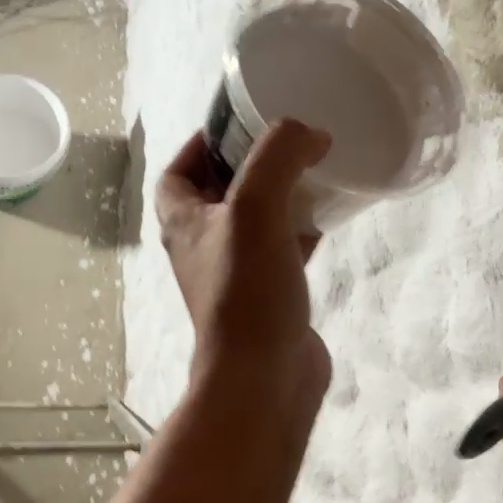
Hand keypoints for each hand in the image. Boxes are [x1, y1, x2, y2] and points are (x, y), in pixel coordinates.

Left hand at [155, 120, 333, 391]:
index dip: (200, 145)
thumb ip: (280, 156)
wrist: (263, 378)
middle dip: (247, 166)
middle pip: (218, 193)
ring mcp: (235, 275)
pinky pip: (281, 251)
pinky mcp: (267, 297)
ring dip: (277, 197)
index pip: (176, 173)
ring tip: (310, 172)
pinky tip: (327, 220)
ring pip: (253, 222)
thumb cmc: (246, 288)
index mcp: (184, 222)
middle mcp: (203, 247)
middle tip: (283, 144)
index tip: (237, 125)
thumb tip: (311, 133)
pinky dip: (299, 231)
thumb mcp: (257, 206)